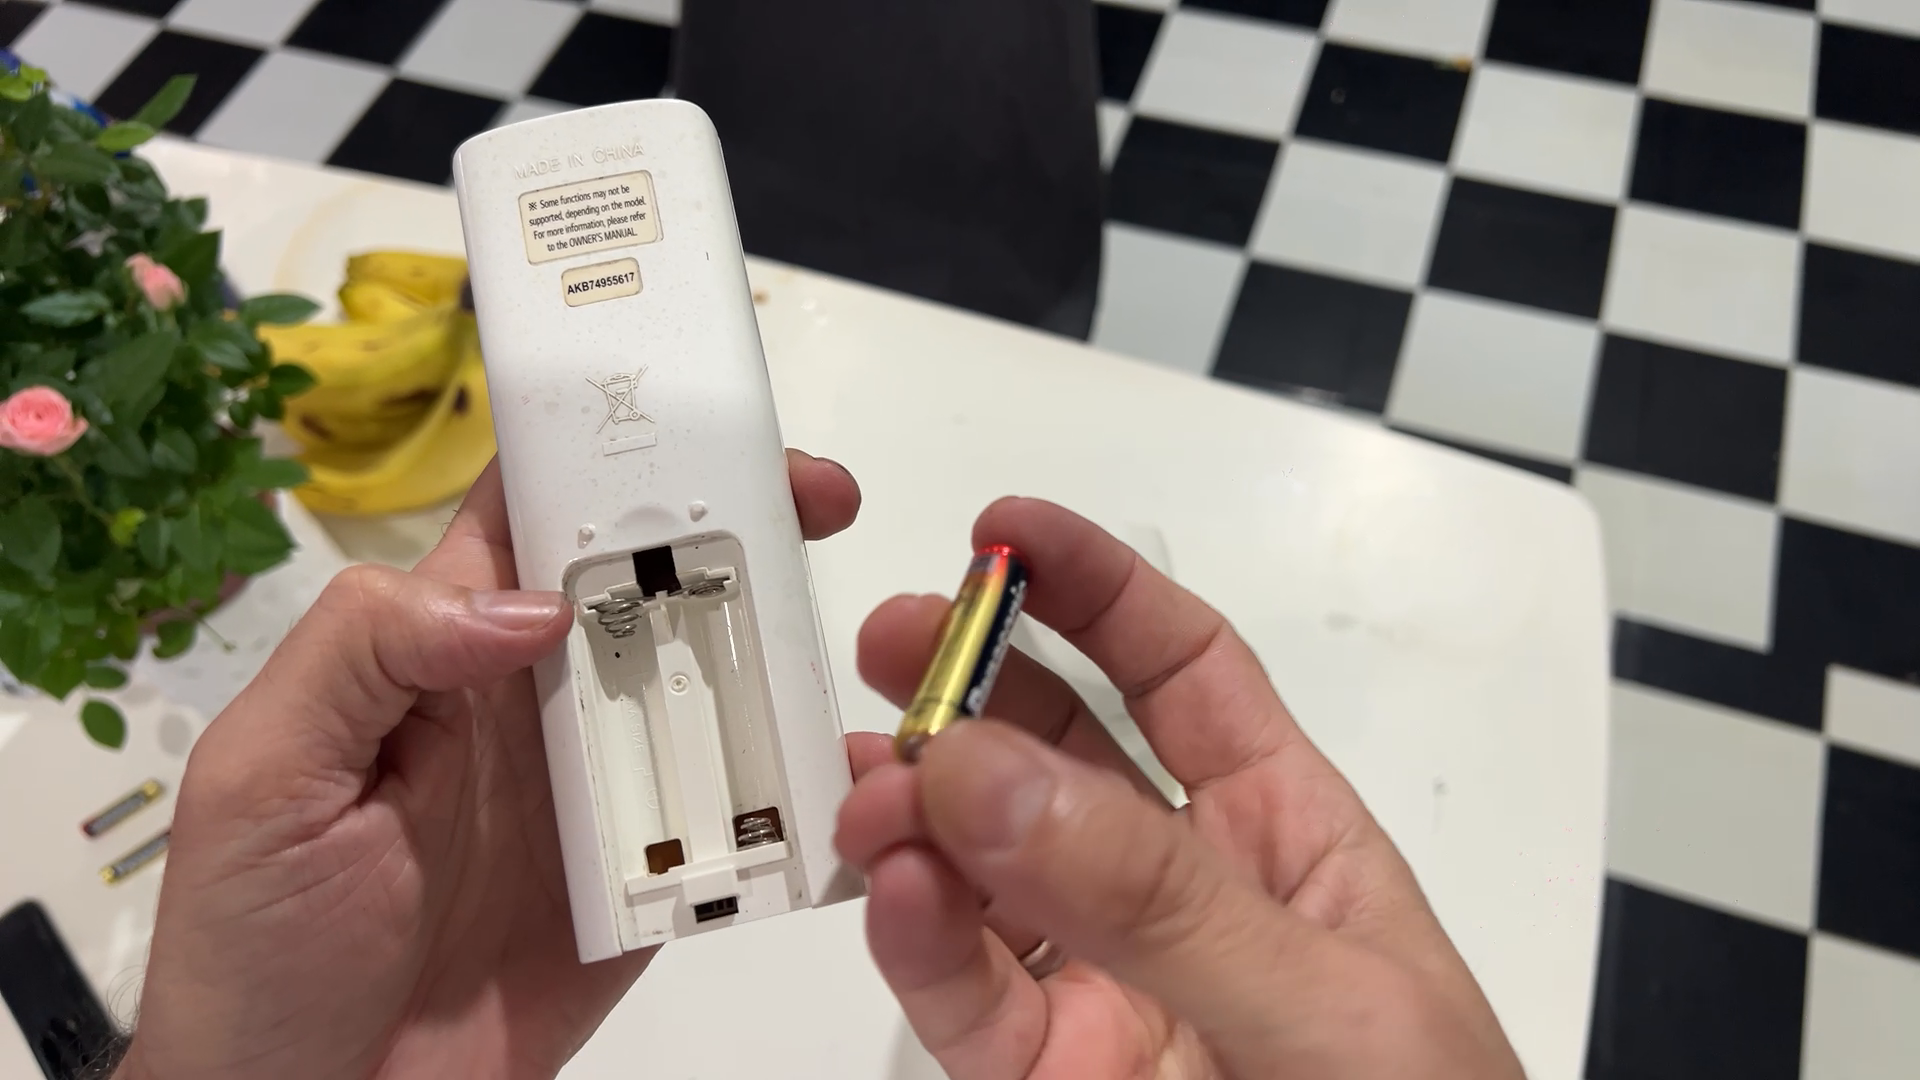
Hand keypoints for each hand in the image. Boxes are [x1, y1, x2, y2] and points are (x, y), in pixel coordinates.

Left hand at [122, 451, 858, 1079]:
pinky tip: (844, 730)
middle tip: (821, 498)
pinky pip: (748, 769)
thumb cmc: (276, 941)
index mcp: (470, 634)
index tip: (711, 424)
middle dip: (747, 515)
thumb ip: (369, 657)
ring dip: (785, 619)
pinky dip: (799, 744)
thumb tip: (536, 606)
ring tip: (845, 606)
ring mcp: (629, 752)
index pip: (552, 505)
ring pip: (723, 655)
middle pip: (665, 566)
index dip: (625, 448)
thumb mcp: (273, 777)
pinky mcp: (676, 830)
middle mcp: (563, 675)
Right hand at [836, 499, 1523, 1078]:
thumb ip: (1158, 900)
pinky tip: (892, 888)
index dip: (1095, 585)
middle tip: (894, 636)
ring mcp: (1096, 972)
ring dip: (920, 805)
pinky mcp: (1037, 1070)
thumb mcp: (1334, 1023)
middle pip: (1054, 740)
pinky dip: (916, 931)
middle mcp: (1168, 881)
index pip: (1177, 665)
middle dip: (975, 675)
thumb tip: (987, 773)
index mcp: (1274, 831)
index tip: (1004, 529)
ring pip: (983, 854)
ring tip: (871, 782)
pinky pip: (960, 983)